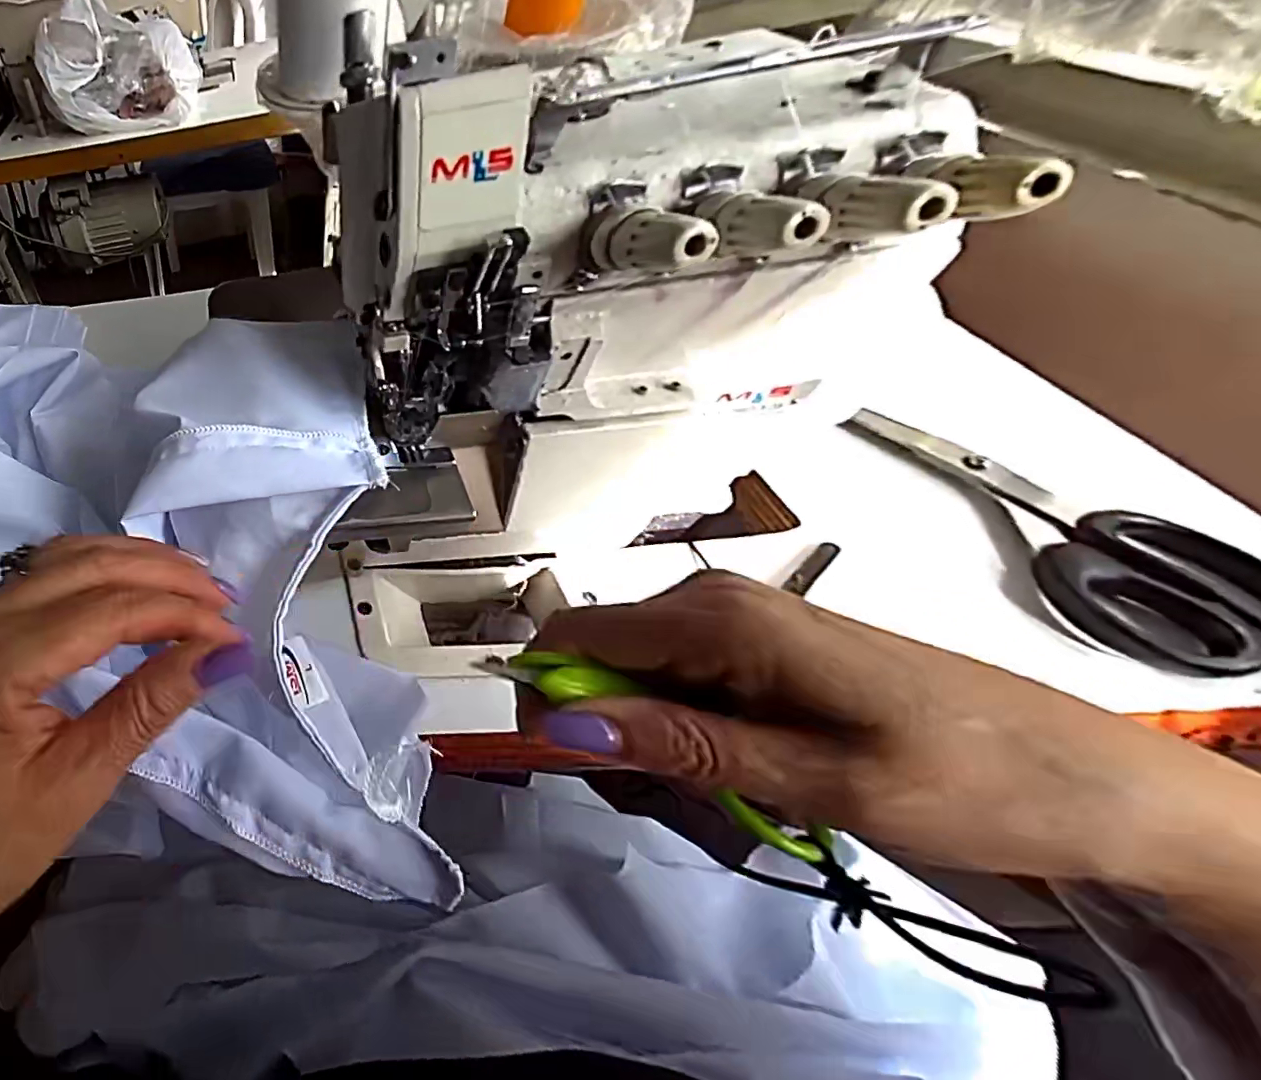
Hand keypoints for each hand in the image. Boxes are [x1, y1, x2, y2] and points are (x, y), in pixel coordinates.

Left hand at [0, 537, 246, 1079]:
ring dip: (132, 563)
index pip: (107, 610)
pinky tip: (132, 586)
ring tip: (192, 583)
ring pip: (61, 558)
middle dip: (164, 575)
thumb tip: (225, 652)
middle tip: (223, 599)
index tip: (232, 633)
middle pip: (85, 567)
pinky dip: (96, 572)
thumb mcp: (82, 779)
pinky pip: (38, 577)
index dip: (179, 614)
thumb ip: (152, 702)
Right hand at [529, 571, 1260, 888]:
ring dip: (648, 743)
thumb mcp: (815, 778)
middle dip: (608, 735)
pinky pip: (668, 687)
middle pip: (595, 661)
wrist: (1091, 782)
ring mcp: (729, 625)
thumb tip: (573, 725)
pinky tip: (733, 771)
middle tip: (671, 794)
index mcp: (722, 619)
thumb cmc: (981, 773)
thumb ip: (680, 746)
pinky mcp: (745, 649)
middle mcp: (715, 606)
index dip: (550, 700)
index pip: (573, 637)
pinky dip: (678, 737)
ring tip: (721, 790)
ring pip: (628, 681)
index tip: (568, 761)